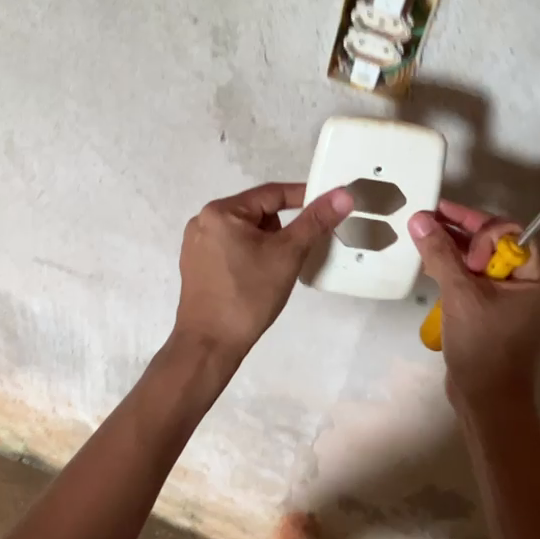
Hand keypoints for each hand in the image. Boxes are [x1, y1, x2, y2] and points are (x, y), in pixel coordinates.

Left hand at [176, 182, 352, 357]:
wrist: (210, 345)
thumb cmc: (249, 295)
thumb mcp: (288, 254)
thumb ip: (316, 221)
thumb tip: (343, 194)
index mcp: (221, 211)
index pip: (271, 194)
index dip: (303, 197)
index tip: (328, 207)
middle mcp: (203, 221)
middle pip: (257, 213)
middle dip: (281, 229)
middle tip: (294, 254)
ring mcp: (196, 244)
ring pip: (245, 232)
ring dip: (266, 243)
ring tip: (275, 271)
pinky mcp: (195, 266)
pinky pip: (231, 248)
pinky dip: (249, 256)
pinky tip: (257, 279)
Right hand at [409, 201, 539, 415]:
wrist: (485, 401)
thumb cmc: (483, 346)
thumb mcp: (460, 295)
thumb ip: (440, 254)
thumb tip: (419, 219)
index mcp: (534, 278)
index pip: (511, 234)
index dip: (483, 229)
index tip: (456, 235)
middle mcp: (526, 284)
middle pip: (494, 244)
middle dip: (462, 230)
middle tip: (429, 217)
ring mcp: (507, 299)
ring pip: (480, 261)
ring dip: (453, 247)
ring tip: (422, 233)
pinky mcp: (490, 312)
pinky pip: (472, 279)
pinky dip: (453, 268)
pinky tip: (429, 261)